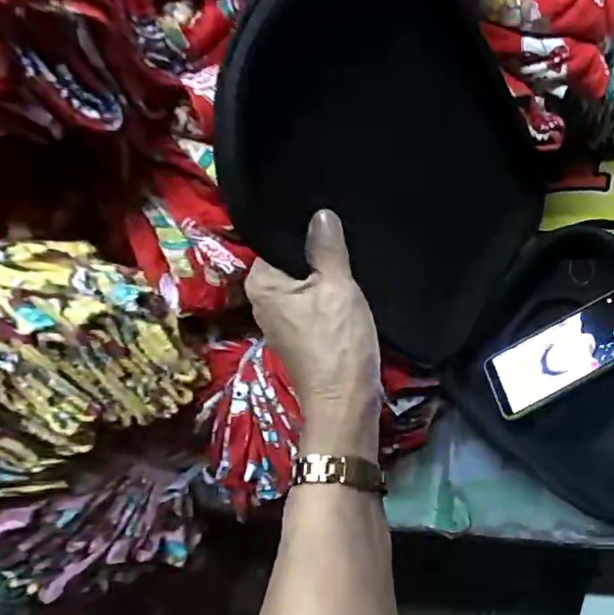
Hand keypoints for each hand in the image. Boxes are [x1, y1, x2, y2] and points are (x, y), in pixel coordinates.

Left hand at [247, 210, 381, 454]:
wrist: (346, 401)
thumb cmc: (338, 342)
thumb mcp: (338, 287)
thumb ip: (327, 248)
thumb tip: (320, 213)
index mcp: (260, 282)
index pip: (278, 241)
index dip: (305, 232)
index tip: (332, 225)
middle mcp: (262, 300)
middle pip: (292, 264)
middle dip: (317, 256)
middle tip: (347, 241)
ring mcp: (282, 322)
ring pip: (305, 286)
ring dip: (326, 279)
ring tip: (352, 263)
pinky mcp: (302, 338)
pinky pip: (314, 306)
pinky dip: (329, 300)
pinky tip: (350, 294)